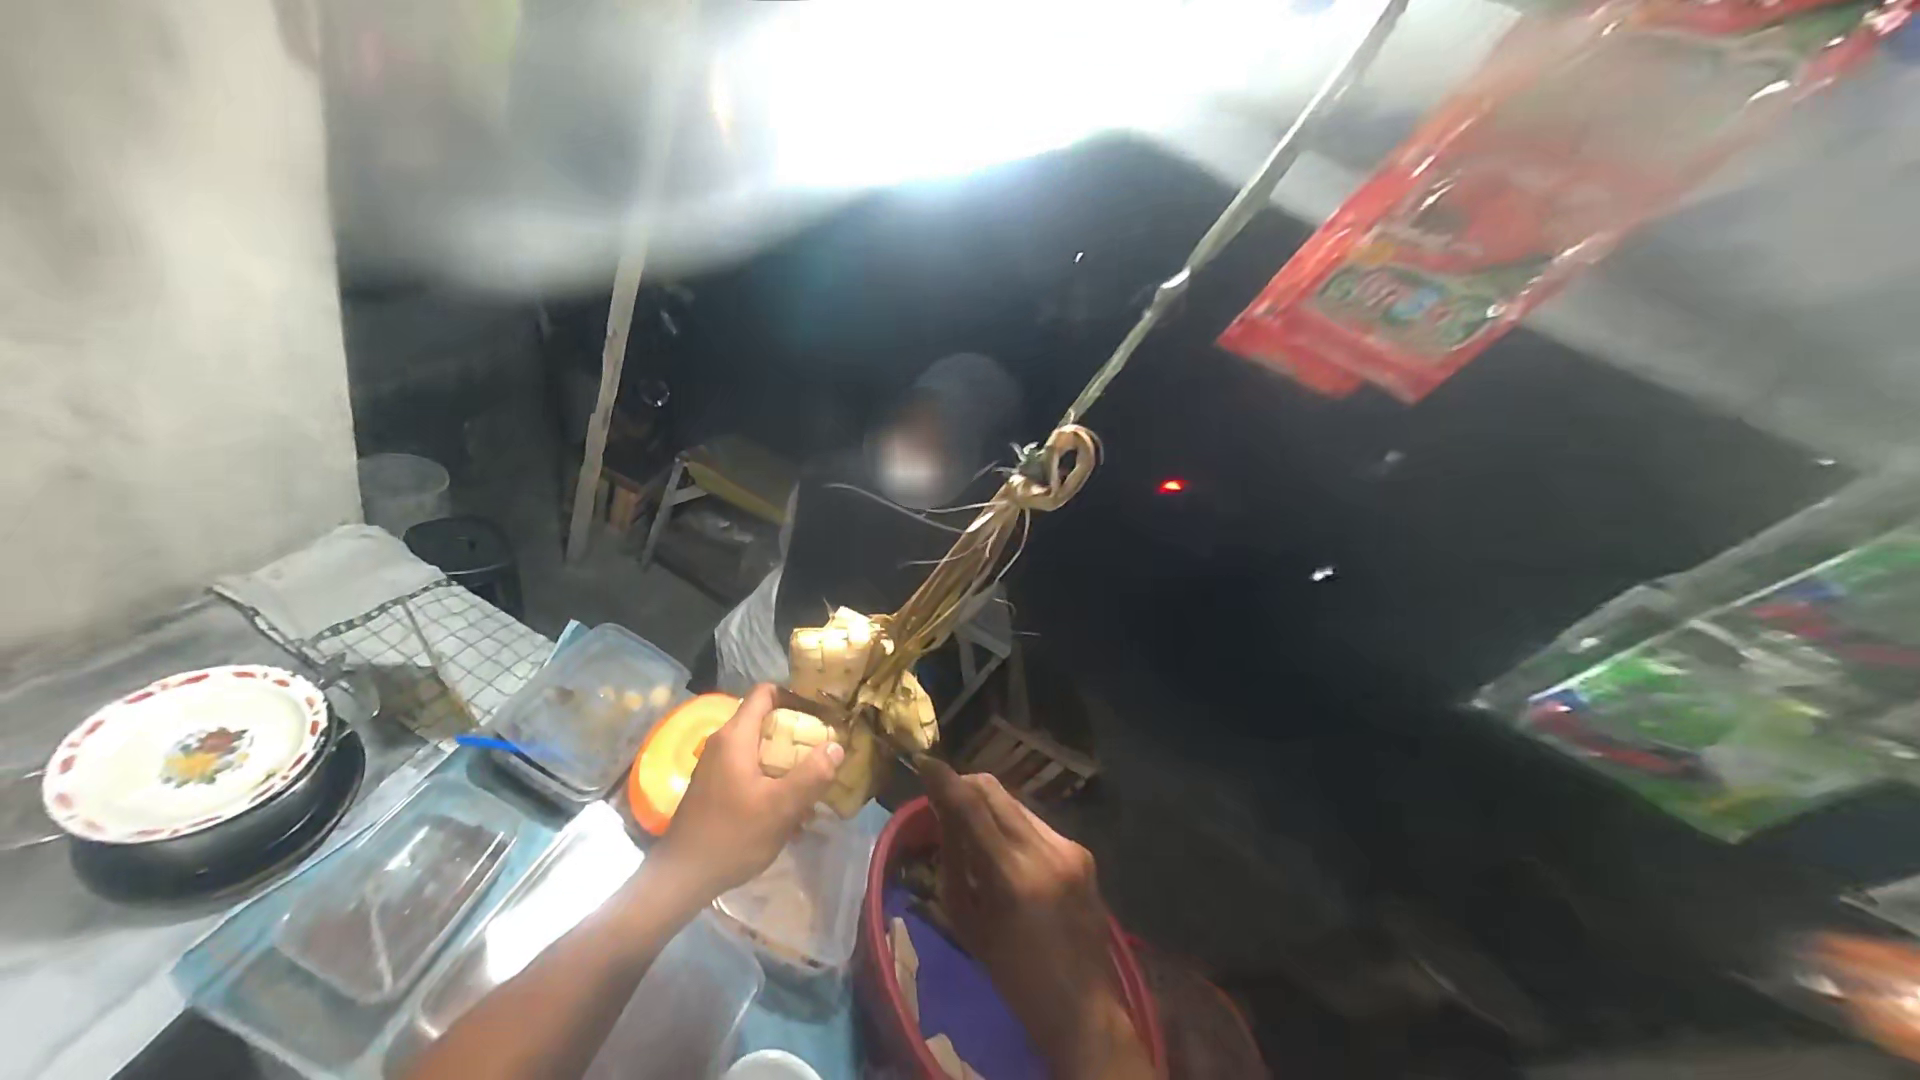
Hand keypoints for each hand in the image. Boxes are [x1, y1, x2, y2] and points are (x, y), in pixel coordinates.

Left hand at [649, 685, 843, 900]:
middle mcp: (723, 743)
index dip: (796, 695)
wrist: (682, 878)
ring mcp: (716, 766)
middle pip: (767, 721)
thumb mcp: (781, 807)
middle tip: (824, 751)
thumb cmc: (732, 835)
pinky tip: (790, 811)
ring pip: (761, 748)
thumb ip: (812, 774)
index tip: (821, 714)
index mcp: (736, 737)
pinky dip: (772, 779)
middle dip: (798, 735)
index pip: (766, 692)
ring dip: (788, 762)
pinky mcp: (715, 787)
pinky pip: (751, 769)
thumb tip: (836, 746)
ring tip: (814, 785)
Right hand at [920, 759, 1153, 1079]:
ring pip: (1015, 803)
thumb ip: (954, 860)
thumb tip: (942, 812)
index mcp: (1012, 875)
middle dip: (964, 785)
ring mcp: (1069, 846)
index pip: (970, 807)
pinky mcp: (1082, 851)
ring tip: (973, 830)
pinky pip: (1036, 824)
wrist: (1082, 1006)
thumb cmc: (1012, 975)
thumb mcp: (968, 921)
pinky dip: (1012, 827)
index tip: (923, 761)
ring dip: (988, 806)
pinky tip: (1007, 852)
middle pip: (994, 791)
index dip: (943, 779)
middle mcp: (1045, 849)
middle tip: (942, 795)